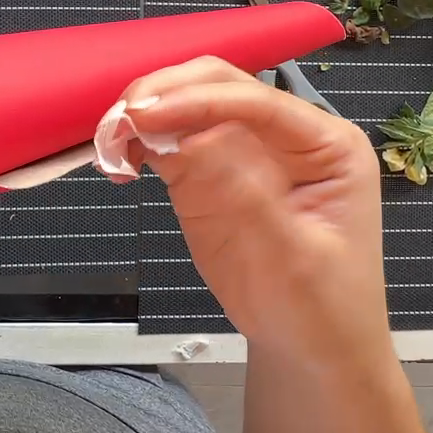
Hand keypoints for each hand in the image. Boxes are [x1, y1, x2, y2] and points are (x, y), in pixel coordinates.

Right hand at [119, 58, 390, 370]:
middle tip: (118, 122)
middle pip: (215, 85)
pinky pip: (165, 140)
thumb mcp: (293, 259)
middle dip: (164, 94)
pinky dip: (135, 143)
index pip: (256, 101)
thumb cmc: (320, 308)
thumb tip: (192, 143)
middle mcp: (281, 133)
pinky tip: (116, 161)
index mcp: (324, 143)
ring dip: (141, 114)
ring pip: (183, 105)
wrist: (307, 347)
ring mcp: (240, 148)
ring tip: (109, 144)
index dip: (197, 100)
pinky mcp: (204, 170)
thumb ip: (246, 197)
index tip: (144, 115)